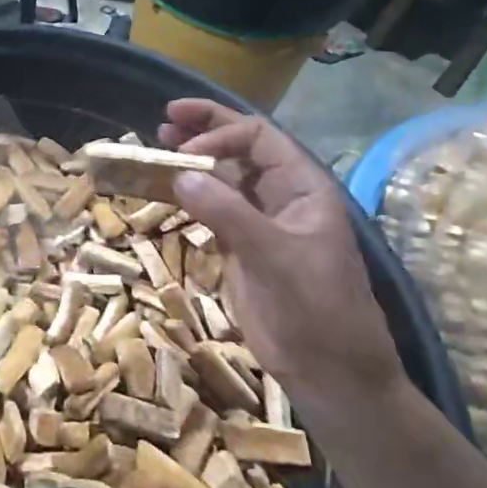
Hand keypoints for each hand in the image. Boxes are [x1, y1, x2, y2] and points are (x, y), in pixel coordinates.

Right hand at [158, 100, 404, 399]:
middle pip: (240, 148)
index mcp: (302, 186)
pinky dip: (188, 194)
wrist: (327, 369)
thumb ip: (229, 213)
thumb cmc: (316, 308)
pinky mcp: (240, 246)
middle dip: (205, 129)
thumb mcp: (276, 256)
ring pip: (222, 177)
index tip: (186, 150)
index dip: (221, 134)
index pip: (259, 139)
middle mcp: (280, 195)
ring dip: (193, 159)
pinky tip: (166, 186)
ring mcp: (258, 220)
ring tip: (159, 142)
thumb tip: (181, 174)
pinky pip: (211, 208)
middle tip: (166, 118)